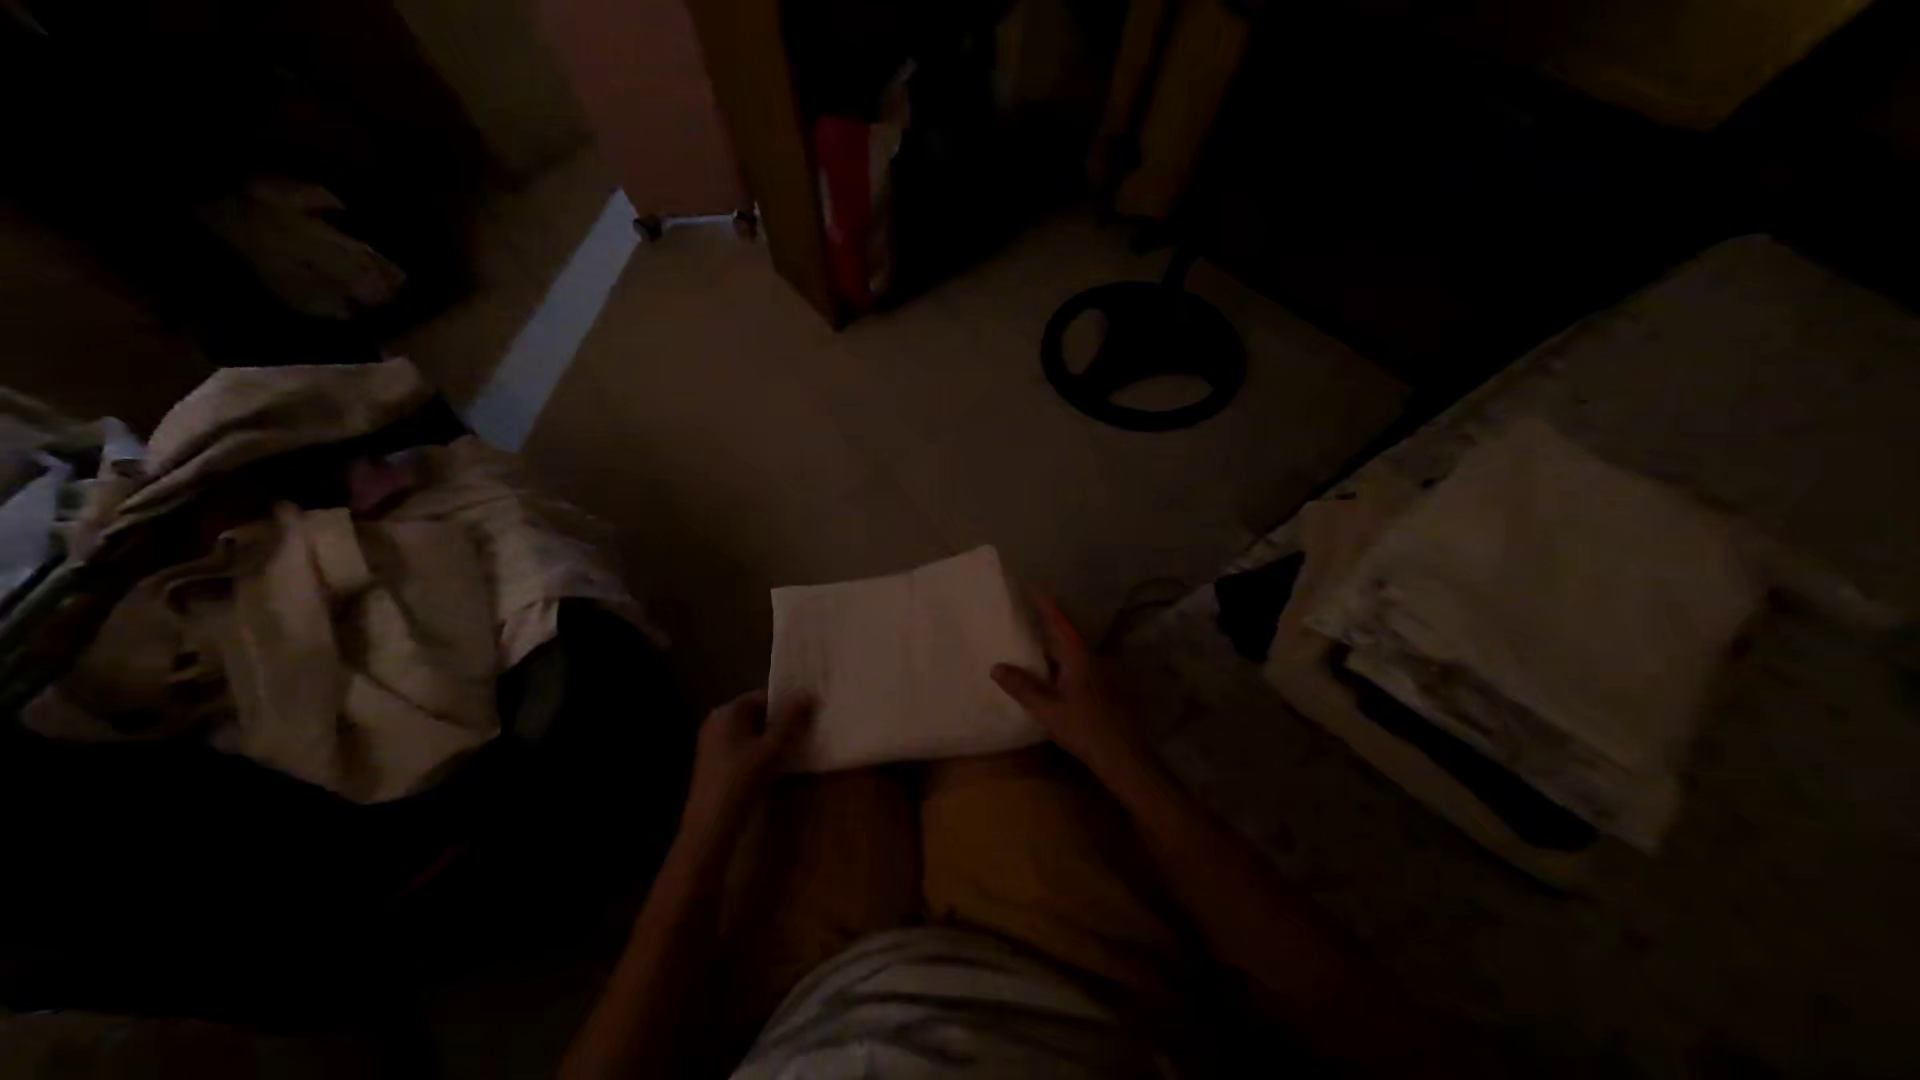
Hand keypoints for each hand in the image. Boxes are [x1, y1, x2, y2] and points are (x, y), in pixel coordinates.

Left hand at [681, 689, 812, 838]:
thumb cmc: (742, 781)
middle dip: (781, 720)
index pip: (764, 695)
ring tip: (796, 747)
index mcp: (728, 712)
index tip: (810, 713)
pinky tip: (775, 764)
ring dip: (771, 737)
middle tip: (807, 730)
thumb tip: (806, 692)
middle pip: (756, 712)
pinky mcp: (713, 762)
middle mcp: (717, 721)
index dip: (788, 702)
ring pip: (750, 731)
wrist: (710, 826)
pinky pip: (742, 746)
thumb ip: (789, 719)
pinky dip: (759, 750)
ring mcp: (712, 742)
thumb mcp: (772, 748)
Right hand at [991, 594, 1148, 782]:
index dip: (1044, 603)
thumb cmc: (1085, 729)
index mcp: (1077, 656)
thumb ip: (1023, 687)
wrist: (1122, 756)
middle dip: (1043, 620)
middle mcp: (1088, 657)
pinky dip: (1054, 660)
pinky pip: (1071, 664)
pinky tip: (1041, 669)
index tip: (1030, 584)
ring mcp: (1095, 672)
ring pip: (1067, 650)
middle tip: (1019, 609)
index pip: (1058, 621)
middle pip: (1063, 632)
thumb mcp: (1048, 709)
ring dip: (1048, 641)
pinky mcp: (1096, 686)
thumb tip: (996, 666)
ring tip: (1024, 635)